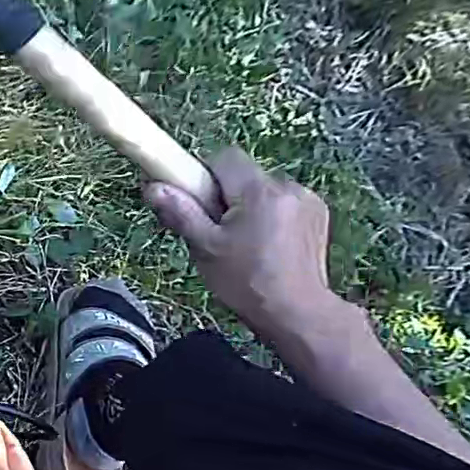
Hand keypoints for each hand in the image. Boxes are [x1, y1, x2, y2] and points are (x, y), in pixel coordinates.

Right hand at [145, 147, 346, 340]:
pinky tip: (263, 245)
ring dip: (246, 207)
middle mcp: (288, 187)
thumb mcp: (204, 247)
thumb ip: (180, 212)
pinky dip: (268, 216)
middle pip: (243, 176)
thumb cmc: (245, 282)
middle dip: (224, 196)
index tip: (195, 202)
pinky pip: (281, 203)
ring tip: (240, 243)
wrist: (296, 312)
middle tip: (214, 231)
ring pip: (261, 190)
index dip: (203, 175)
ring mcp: (307, 200)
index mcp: (258, 192)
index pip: (224, 157)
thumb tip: (153, 186)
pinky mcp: (317, 214)